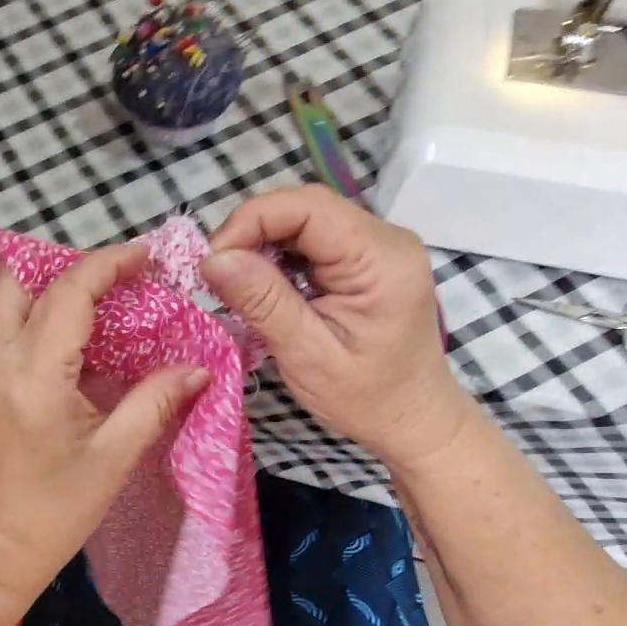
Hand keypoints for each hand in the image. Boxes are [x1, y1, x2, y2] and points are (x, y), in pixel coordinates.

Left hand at [0, 245, 210, 625]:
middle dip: (71, 266)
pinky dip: (38, 314)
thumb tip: (199, 369)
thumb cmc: (53, 512)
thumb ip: (154, 402)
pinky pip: (5, 327)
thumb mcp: (112, 457)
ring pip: (8, 299)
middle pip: (22, 279)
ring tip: (107, 300)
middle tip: (122, 278)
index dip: (109, 265)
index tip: (149, 258)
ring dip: (51, 286)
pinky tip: (79, 337)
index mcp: (32, 374)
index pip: (68, 292)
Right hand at [199, 185, 475, 467]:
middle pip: (304, 206)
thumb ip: (264, 302)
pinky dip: (277, 255)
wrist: (413, 419)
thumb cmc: (366, 398)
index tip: (213, 263)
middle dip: (251, 231)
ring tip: (234, 282)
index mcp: (381, 258)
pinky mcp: (364, 258)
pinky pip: (311, 239)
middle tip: (216, 274)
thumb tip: (213, 259)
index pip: (306, 207)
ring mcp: (376, 245)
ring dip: (261, 243)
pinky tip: (262, 285)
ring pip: (304, 219)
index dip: (251, 222)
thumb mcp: (307, 356)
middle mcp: (385, 238)